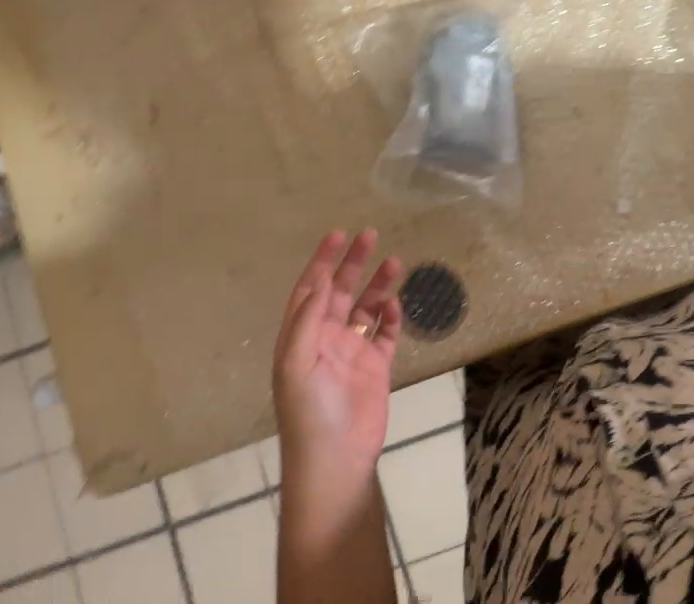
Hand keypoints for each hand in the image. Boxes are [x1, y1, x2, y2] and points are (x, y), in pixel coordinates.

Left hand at [273, 230, 403, 483]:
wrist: (337, 458)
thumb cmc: (309, 411)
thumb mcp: (296, 364)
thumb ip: (307, 321)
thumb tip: (319, 282)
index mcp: (301, 337)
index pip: (310, 289)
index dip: (322, 261)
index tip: (338, 234)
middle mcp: (326, 338)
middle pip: (340, 291)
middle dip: (354, 263)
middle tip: (371, 235)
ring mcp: (353, 352)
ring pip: (366, 308)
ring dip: (378, 285)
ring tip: (395, 262)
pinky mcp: (377, 366)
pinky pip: (386, 333)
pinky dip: (392, 316)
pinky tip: (397, 304)